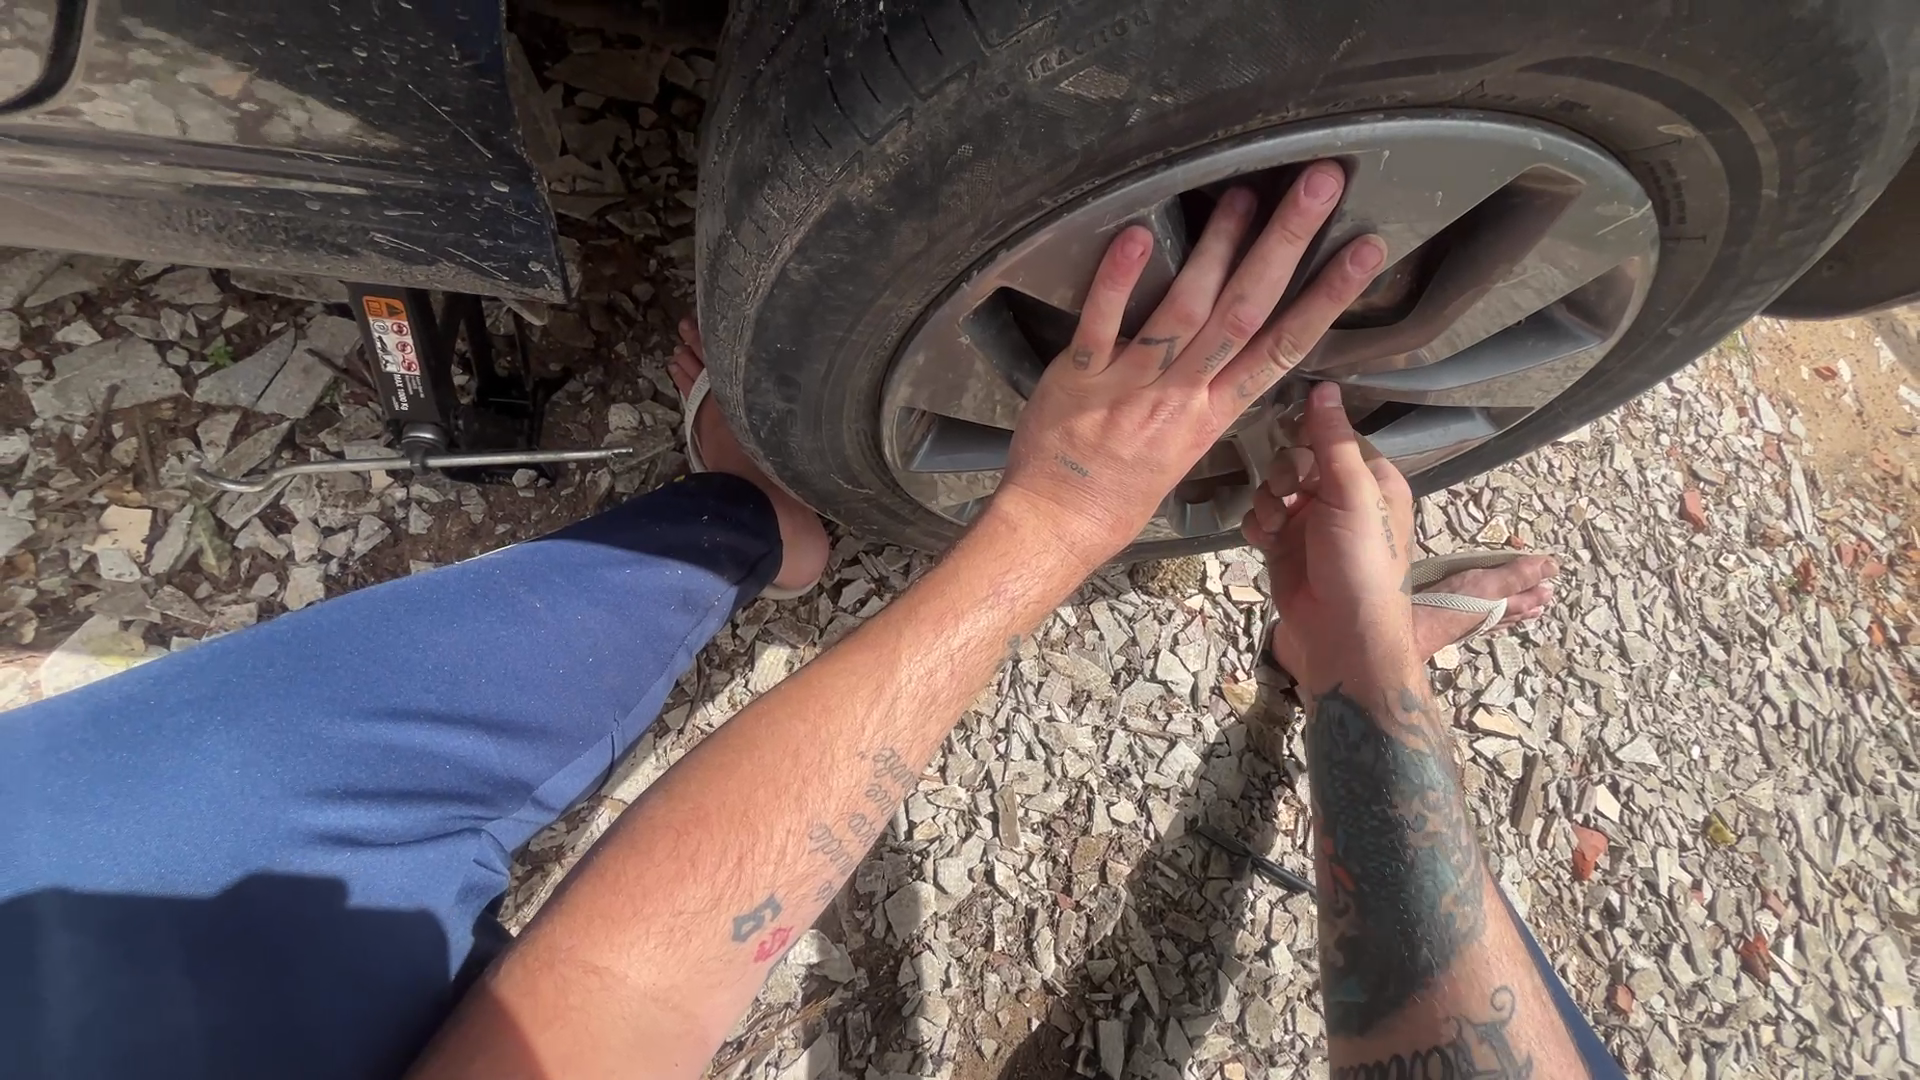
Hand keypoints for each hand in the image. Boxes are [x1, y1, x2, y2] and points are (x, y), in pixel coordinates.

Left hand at [986, 161, 1387, 566]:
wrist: (1057, 526)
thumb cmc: (1117, 499)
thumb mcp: (1177, 456)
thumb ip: (1200, 405)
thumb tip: (1222, 366)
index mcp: (1209, 418)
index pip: (1280, 350)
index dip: (1326, 298)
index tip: (1364, 251)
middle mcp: (1179, 397)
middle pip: (1243, 314)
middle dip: (1285, 246)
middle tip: (1320, 185)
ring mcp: (1129, 386)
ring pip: (1182, 311)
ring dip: (1216, 250)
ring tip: (1243, 195)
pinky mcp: (1078, 379)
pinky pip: (1100, 325)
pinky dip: (1117, 282)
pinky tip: (1136, 235)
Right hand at [1241, 381, 1417, 683]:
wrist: (1338, 630)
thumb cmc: (1360, 560)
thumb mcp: (1352, 494)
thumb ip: (1332, 440)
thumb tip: (1323, 386)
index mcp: (1370, 479)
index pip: (1332, 437)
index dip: (1309, 438)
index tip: (1295, 443)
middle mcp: (1339, 496)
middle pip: (1294, 460)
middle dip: (1283, 475)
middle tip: (1288, 494)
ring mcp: (1308, 522)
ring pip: (1271, 488)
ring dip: (1266, 502)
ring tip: (1276, 525)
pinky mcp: (1282, 545)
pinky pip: (1258, 519)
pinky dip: (1257, 526)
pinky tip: (1264, 540)